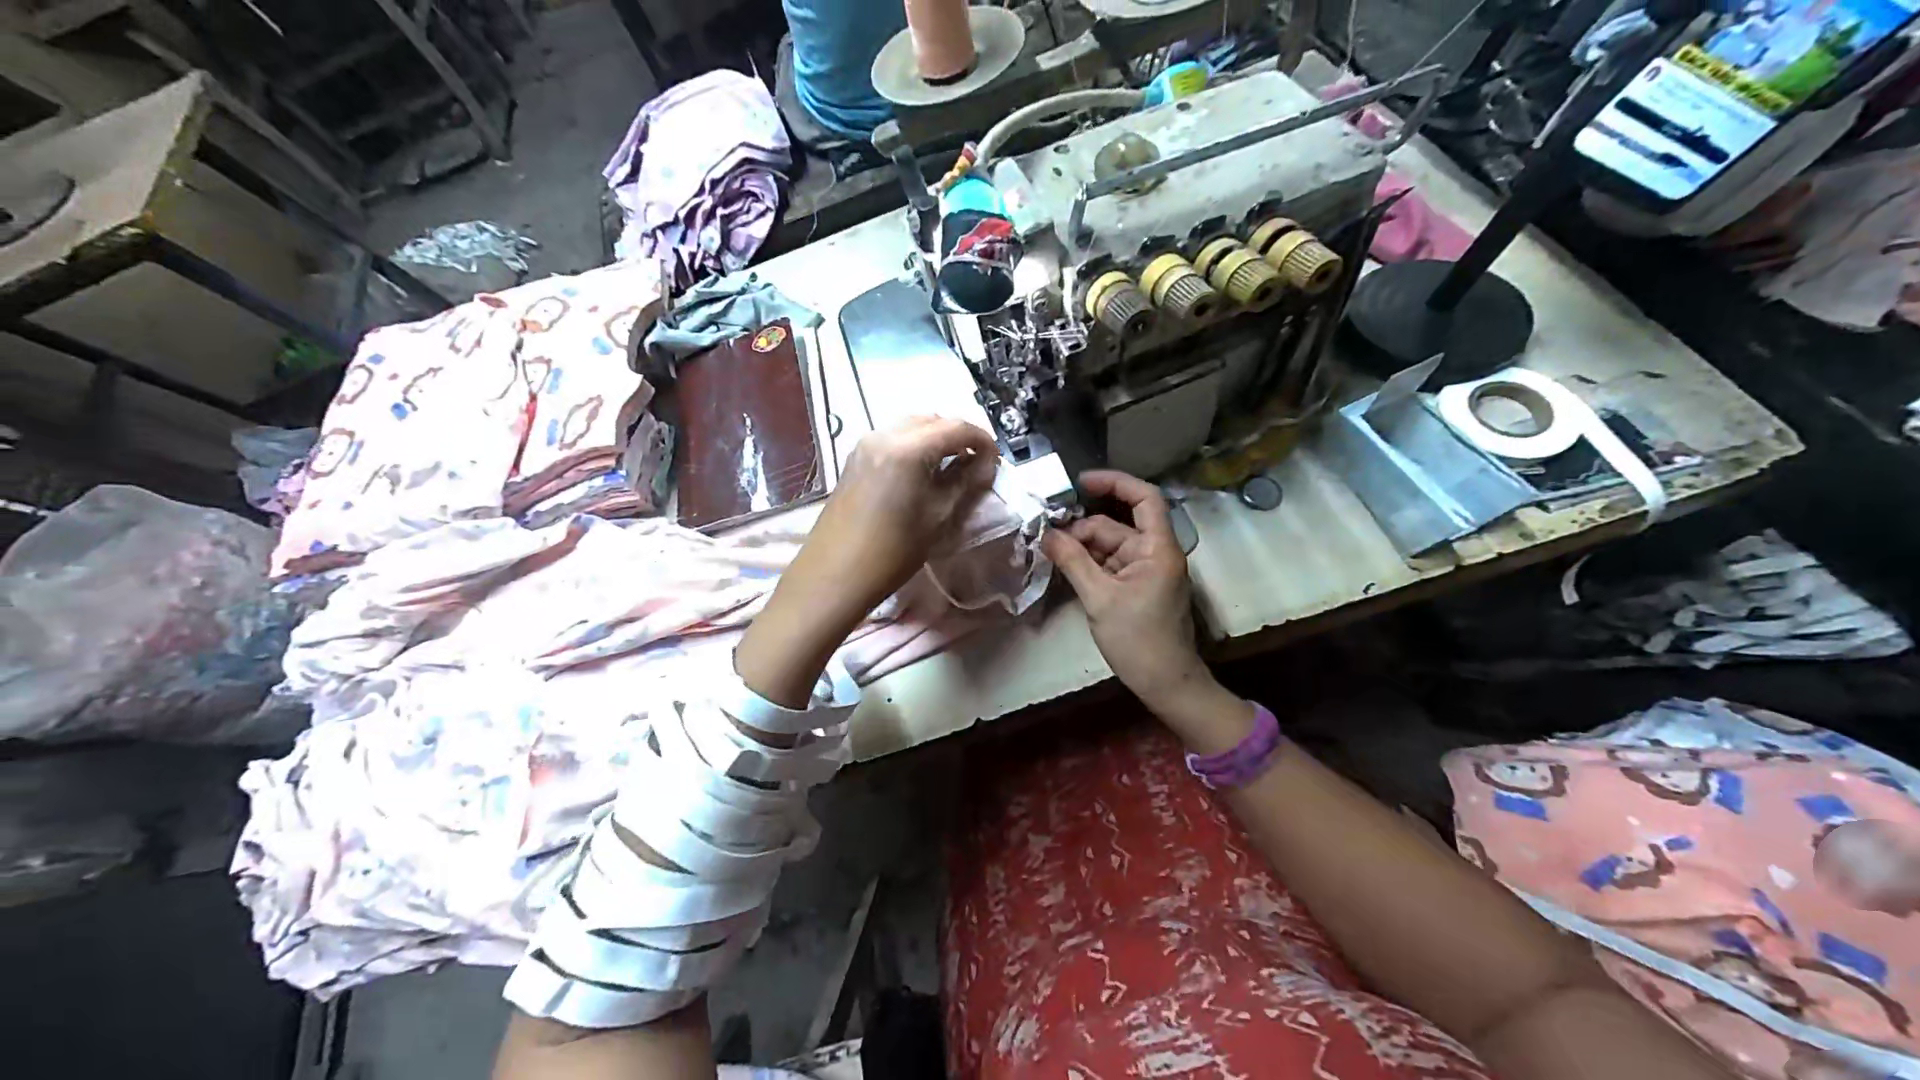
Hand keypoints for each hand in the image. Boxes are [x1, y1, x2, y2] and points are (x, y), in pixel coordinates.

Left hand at [737, 416, 996, 707]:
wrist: (835, 575)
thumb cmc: (893, 551)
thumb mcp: (939, 517)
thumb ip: (965, 482)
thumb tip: (984, 464)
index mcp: (908, 447)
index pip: (958, 428)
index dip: (984, 441)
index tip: (996, 463)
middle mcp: (884, 435)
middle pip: (933, 421)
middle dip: (959, 436)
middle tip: (976, 464)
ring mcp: (865, 445)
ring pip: (912, 427)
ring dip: (936, 440)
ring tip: (952, 469)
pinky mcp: (854, 459)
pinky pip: (893, 439)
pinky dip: (915, 447)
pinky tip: (923, 473)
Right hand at [1042, 471, 1250, 750]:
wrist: (1165, 682)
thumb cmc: (1139, 639)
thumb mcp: (1100, 598)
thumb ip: (1073, 561)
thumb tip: (1046, 533)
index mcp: (1157, 548)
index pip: (1144, 498)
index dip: (1114, 483)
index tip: (1080, 482)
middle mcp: (1154, 553)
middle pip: (1116, 525)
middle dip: (1082, 528)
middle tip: (1047, 538)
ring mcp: (1145, 571)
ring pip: (1109, 546)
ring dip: (1081, 548)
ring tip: (1049, 552)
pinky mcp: (1136, 587)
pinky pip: (1109, 565)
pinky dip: (1088, 564)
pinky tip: (1064, 567)